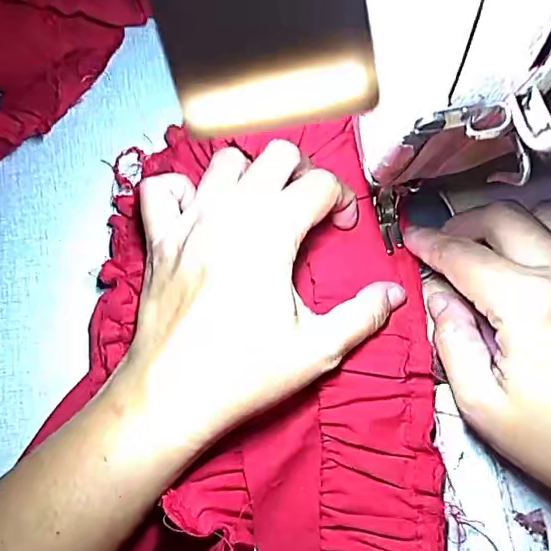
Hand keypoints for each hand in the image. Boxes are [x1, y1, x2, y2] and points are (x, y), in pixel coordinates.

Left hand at [107, 140, 406, 456]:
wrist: (172, 395)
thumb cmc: (242, 373)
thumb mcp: (317, 349)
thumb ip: (363, 315)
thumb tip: (392, 295)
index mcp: (272, 231)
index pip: (320, 183)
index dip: (342, 200)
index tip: (340, 228)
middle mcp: (229, 213)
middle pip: (276, 155)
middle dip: (301, 172)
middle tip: (307, 206)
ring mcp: (188, 222)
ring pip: (223, 160)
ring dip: (249, 173)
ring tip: (259, 204)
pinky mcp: (158, 240)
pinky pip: (160, 188)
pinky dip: (180, 188)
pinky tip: (197, 210)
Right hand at [405, 201, 550, 533]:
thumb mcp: (482, 405)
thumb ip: (451, 340)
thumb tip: (437, 295)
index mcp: (530, 304)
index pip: (464, 255)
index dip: (429, 244)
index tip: (409, 239)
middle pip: (507, 219)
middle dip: (463, 224)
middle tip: (441, 246)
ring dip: (511, 225)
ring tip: (487, 250)